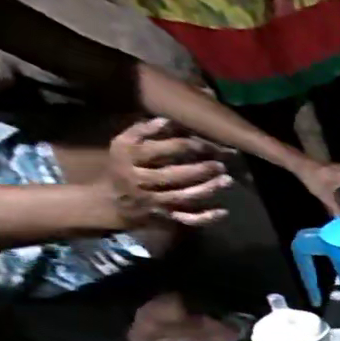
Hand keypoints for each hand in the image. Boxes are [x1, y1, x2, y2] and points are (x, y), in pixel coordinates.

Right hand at [103, 118, 231, 228]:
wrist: (112, 201)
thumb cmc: (125, 166)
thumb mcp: (125, 145)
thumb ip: (144, 131)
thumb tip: (168, 121)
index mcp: (127, 158)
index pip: (156, 150)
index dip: (183, 146)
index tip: (205, 144)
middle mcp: (139, 180)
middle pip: (172, 176)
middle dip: (199, 170)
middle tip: (221, 164)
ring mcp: (154, 201)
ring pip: (183, 197)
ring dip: (208, 189)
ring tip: (227, 180)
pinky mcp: (166, 217)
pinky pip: (188, 220)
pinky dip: (207, 217)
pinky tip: (223, 211)